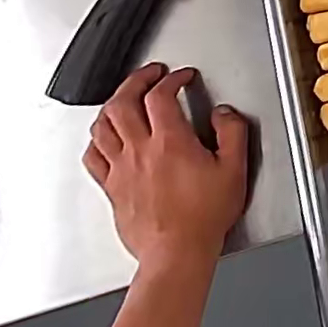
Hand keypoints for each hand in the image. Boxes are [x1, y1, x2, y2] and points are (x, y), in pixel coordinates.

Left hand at [83, 63, 249, 273]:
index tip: (183, 76)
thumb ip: (232, 133)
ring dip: (113, 103)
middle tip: (151, 74)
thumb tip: (223, 113)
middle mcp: (139, 152)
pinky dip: (97, 138)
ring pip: (101, 125)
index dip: (172, 79)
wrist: (176, 252)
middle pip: (122, 103)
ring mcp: (121, 169)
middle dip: (136, 80)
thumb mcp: (235, 168)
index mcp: (170, 143)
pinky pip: (93, 155)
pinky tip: (107, 136)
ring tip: (127, 97)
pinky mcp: (111, 187)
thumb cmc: (205, 215)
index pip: (160, 96)